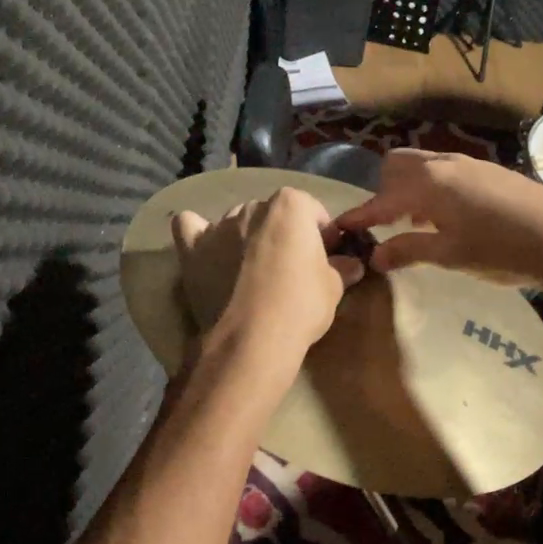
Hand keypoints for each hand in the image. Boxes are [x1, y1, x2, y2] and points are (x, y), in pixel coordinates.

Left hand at [171, 187, 363, 358]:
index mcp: (290, 204)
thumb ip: (341, 268)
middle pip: (272, 214)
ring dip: (245, 237)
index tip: (323, 258)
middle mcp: (252, 206)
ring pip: (236, 221)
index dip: (319, 234)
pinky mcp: (193, 248)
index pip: (311, 210)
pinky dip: (197, 233)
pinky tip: (205, 248)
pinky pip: (189, 226)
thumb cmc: (300, 305)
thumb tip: (352, 264)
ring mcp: (219, 225)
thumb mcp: (333, 287)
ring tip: (250, 272)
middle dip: (281, 234)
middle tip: (288, 269)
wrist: (252, 338)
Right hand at [334, 149, 542, 290]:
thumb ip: (409, 250)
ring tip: (419, 224)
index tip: (341, 229)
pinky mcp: (489, 170)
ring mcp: (468, 164)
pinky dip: (433, 188)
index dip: (360, 216)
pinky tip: (451, 217)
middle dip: (384, 191)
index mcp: (427, 185)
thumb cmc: (500, 250)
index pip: (380, 200)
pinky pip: (445, 171)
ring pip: (423, 166)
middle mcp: (442, 165)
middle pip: (396, 166)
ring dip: (410, 189)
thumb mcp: (449, 255)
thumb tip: (375, 255)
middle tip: (387, 225)